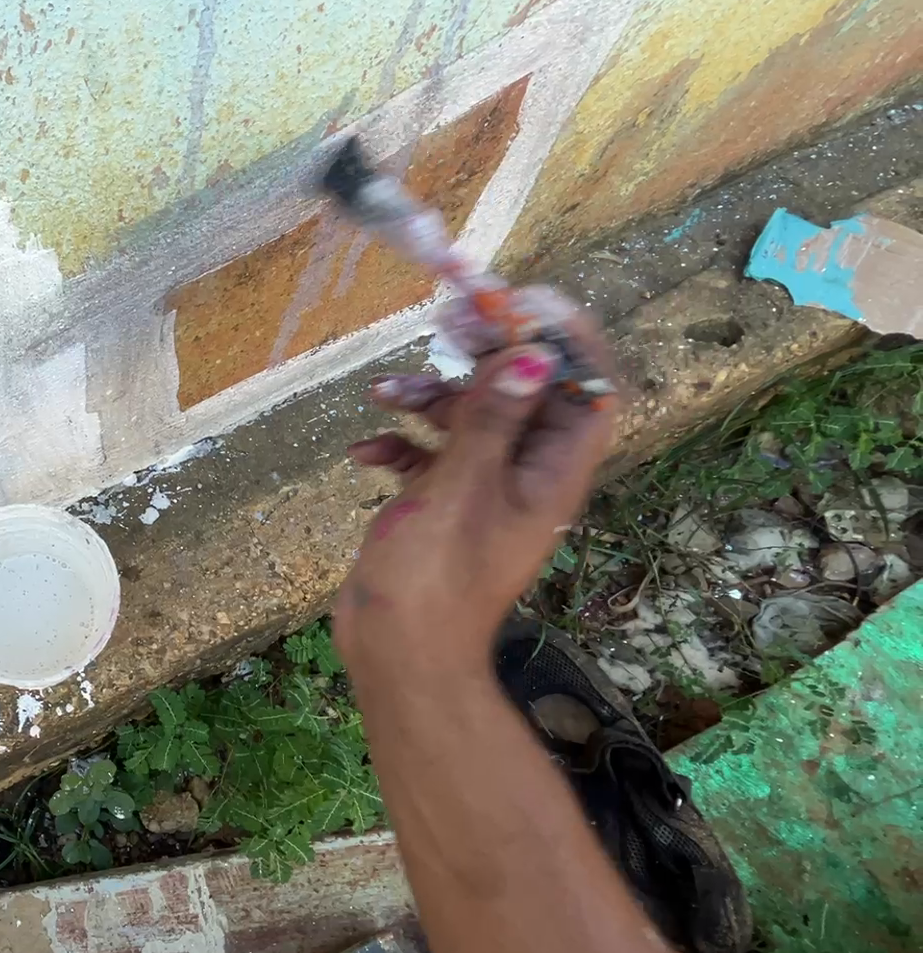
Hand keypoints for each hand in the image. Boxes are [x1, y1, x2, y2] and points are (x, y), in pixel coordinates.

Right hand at [332, 287, 616, 679]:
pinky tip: (364, 452)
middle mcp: (523, 474)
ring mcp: (477, 490)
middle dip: (482, 358)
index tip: (516, 305)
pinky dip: (397, 445)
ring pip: (465, 421)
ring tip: (381, 393)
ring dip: (425, 400)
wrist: (396, 647)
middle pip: (519, 395)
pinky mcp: (436, 504)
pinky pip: (425, 457)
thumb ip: (491, 421)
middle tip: (445, 322)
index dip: (563, 340)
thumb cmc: (434, 574)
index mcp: (551, 472)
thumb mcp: (460, 490)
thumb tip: (532, 355)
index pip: (587, 388)